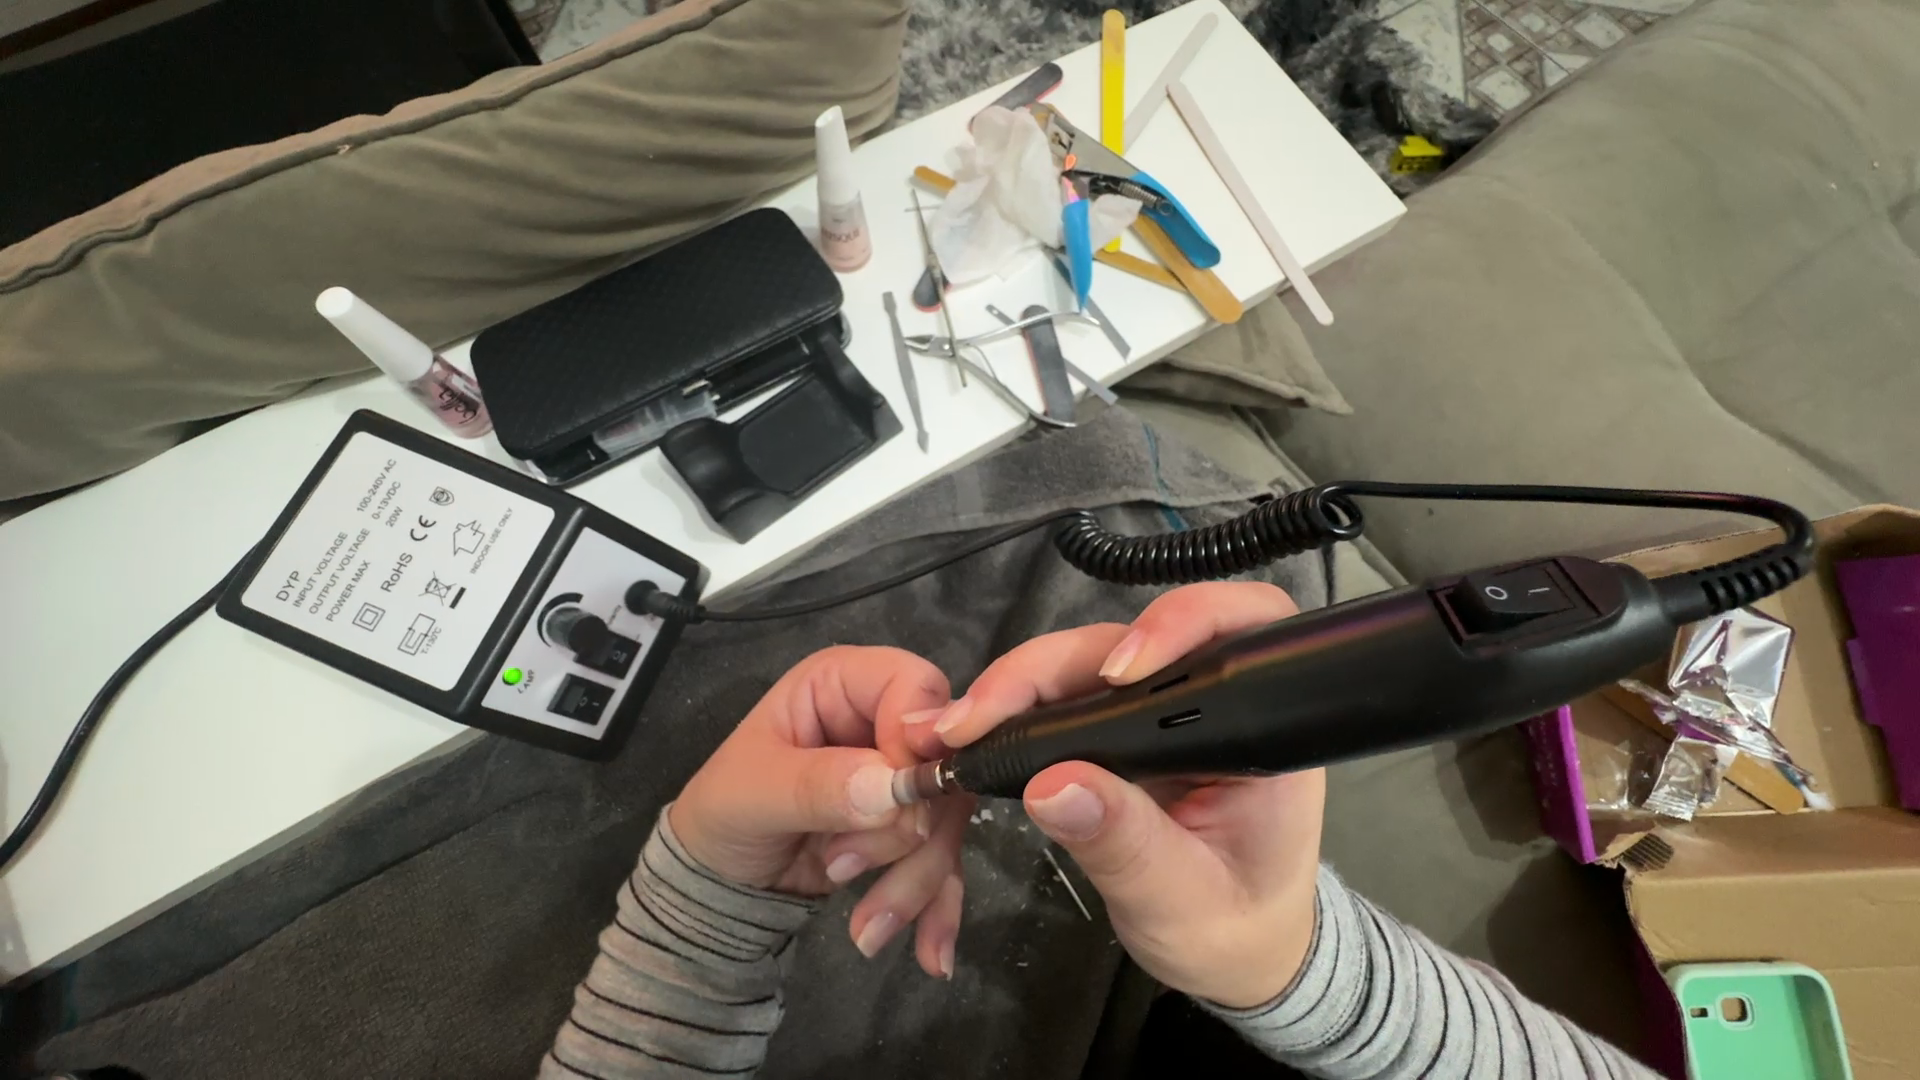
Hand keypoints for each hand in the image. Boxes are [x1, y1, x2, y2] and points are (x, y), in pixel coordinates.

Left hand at [671, 645, 973, 978]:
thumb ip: (819, 785)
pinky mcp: (909, 826)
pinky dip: (938, 906)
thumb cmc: (723, 814)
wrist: (720, 881)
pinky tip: (931, 953)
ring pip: (947, 816)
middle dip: (908, 831)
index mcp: (843, 684)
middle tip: (843, 868)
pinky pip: (945, 858)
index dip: (919, 739)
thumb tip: (894, 789)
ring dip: (914, 878)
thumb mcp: (754, 793)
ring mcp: (900, 774)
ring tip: (862, 927)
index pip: (913, 686)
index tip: (899, 800)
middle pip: (943, 758)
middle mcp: (882, 719)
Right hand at [908, 583, 1322, 1008]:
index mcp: (1250, 730)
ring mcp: (1148, 708)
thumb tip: (1051, 786)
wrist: (1223, 949)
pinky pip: (1058, 694)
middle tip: (972, 717)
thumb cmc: (1229, 931)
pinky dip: (1012, 706)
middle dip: (1042, 669)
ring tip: (957, 726)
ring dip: (1015, 684)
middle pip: (1121, 642)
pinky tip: (971, 727)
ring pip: (1078, 662)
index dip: (1175, 624)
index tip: (1117, 676)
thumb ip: (1126, 846)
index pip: (1232, 631)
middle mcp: (1198, 700)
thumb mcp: (1183, 903)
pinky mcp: (1110, 724)